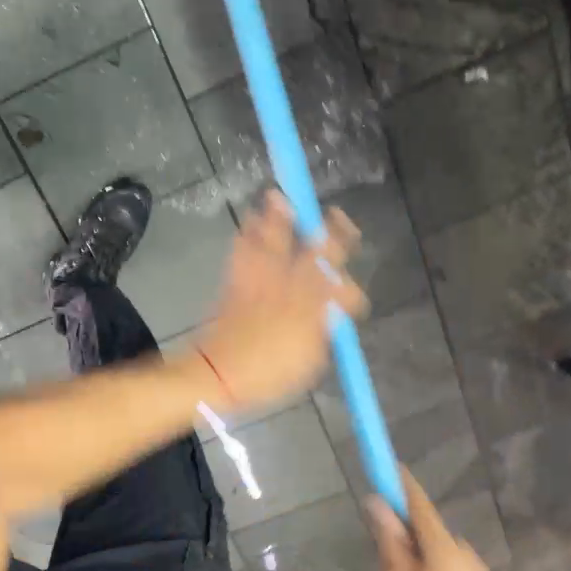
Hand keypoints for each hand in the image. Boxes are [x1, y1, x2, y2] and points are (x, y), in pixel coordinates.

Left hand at [191, 191, 365, 412]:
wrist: (218, 373)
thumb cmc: (268, 373)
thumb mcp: (309, 357)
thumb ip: (323, 324)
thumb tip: (337, 304)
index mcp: (308, 307)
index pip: (336, 274)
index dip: (346, 259)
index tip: (352, 242)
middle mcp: (286, 288)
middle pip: (309, 252)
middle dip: (323, 231)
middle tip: (333, 214)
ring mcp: (257, 284)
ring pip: (270, 245)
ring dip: (275, 220)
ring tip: (276, 197)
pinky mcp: (233, 285)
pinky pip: (242, 253)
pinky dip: (247, 236)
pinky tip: (248, 224)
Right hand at [368, 469, 503, 570]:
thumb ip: (390, 542)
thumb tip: (379, 503)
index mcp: (445, 549)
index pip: (420, 504)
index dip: (403, 484)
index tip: (388, 466)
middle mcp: (465, 554)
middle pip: (428, 527)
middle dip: (406, 527)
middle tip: (382, 543)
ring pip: (438, 549)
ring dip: (418, 550)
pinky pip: (448, 565)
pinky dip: (431, 566)